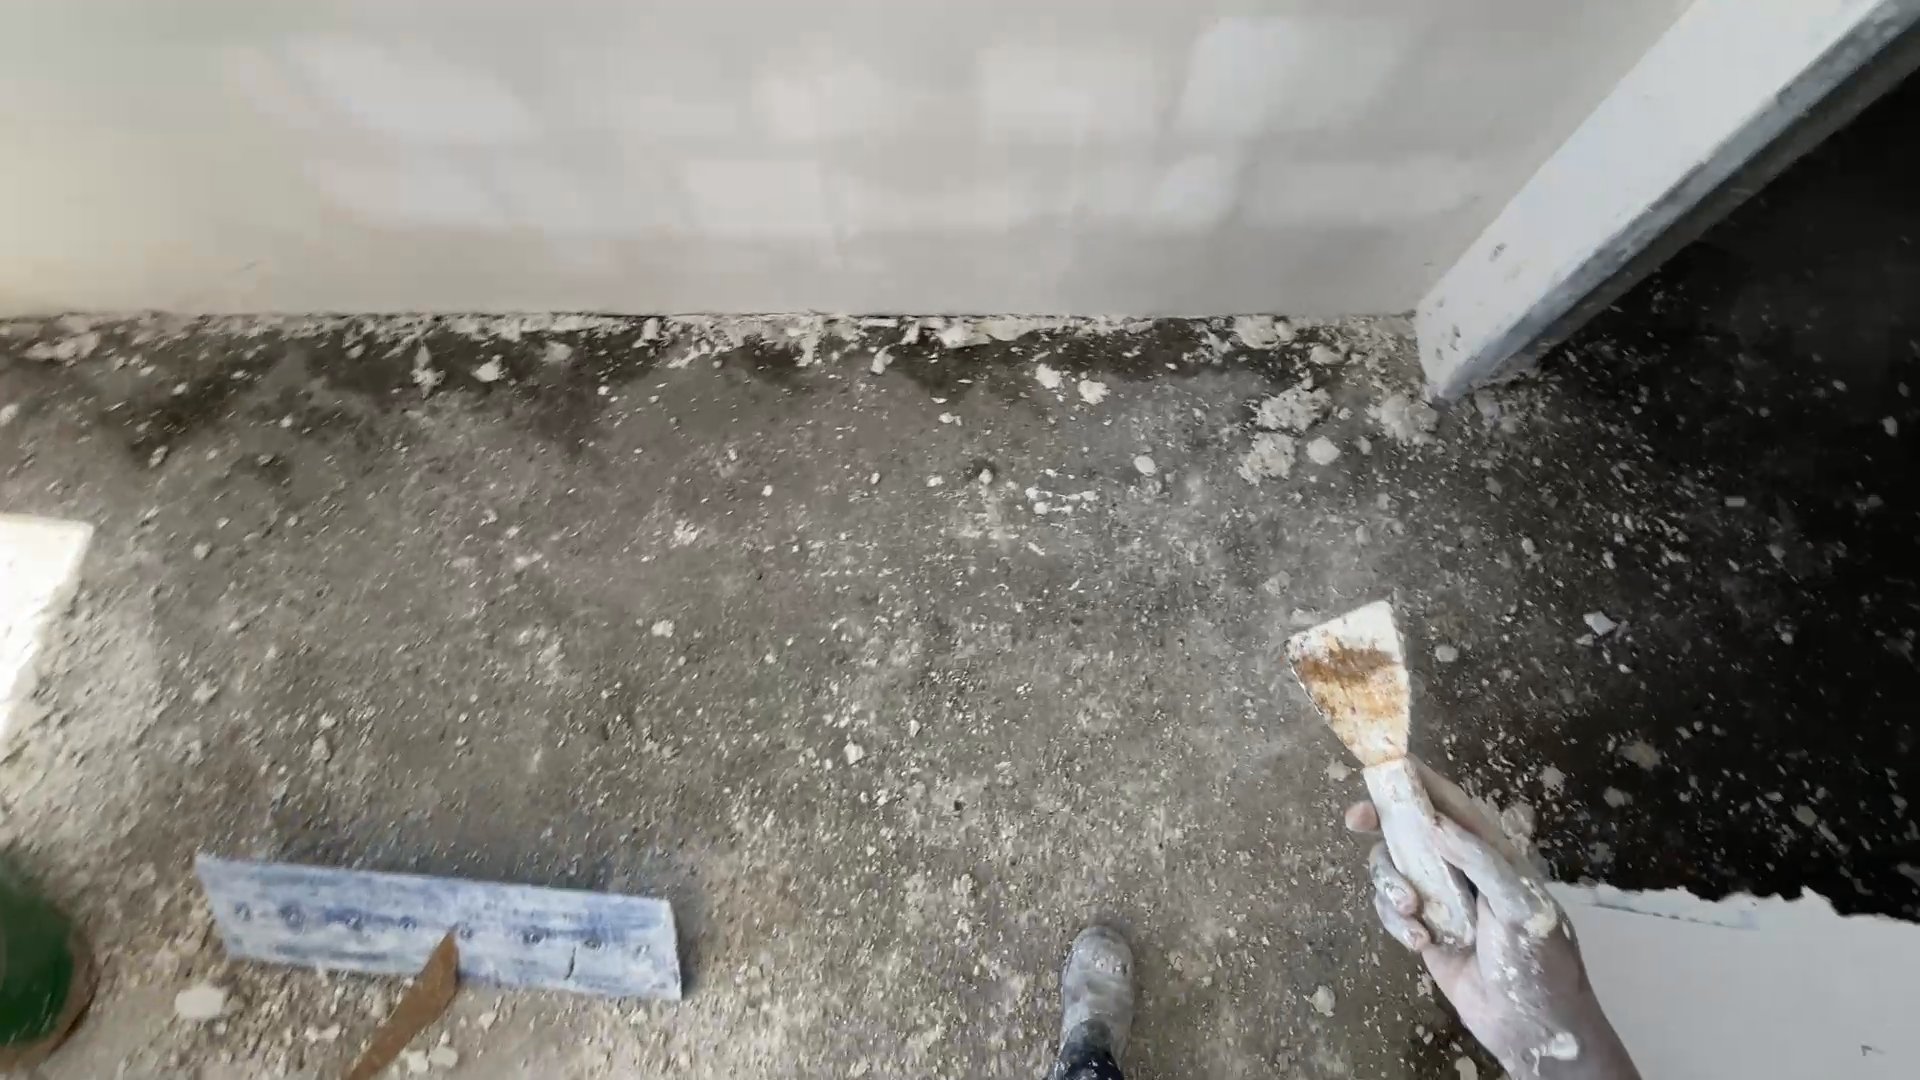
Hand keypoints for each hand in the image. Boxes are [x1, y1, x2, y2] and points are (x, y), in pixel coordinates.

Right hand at [1345, 760, 1639, 1078]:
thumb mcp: (1519, 906)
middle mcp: (1457, 868)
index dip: (1414, 780)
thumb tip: (1431, 823)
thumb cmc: (1541, 965)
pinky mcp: (1422, 926)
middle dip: (1379, 824)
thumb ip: (1478, 859)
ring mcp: (1438, 898)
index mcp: (1488, 853)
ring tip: (1410, 910)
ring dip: (1389, 885)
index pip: (1448, 802)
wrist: (1537, 1034)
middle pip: (1406, 829)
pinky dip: (1395, 921)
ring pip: (1390, 868)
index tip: (1381, 769)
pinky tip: (1419, 941)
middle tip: (1356, 822)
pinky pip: (1389, 908)